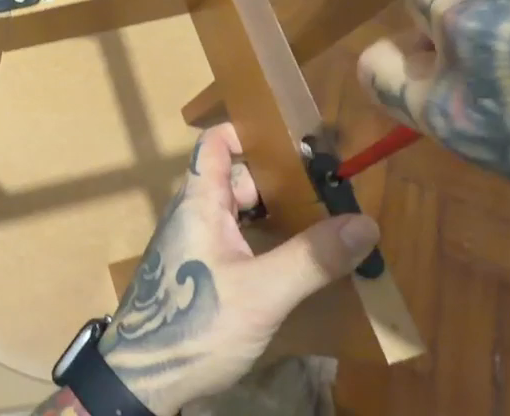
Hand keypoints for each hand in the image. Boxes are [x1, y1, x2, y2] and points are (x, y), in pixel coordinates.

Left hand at [97, 123, 378, 414]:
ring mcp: (196, 244)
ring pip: (240, 214)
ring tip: (327, 227)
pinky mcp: (201, 272)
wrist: (144, 376)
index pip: (215, 143)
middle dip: (281, 182)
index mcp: (199, 201)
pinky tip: (299, 265)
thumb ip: (311, 258)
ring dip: (278, 217)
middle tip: (332, 194)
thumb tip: (364, 223)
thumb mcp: (261, 293)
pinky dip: (267, 243)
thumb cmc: (196, 321)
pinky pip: (238, 242)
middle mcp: (195, 213)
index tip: (295, 142)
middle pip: (238, 179)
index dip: (248, 133)